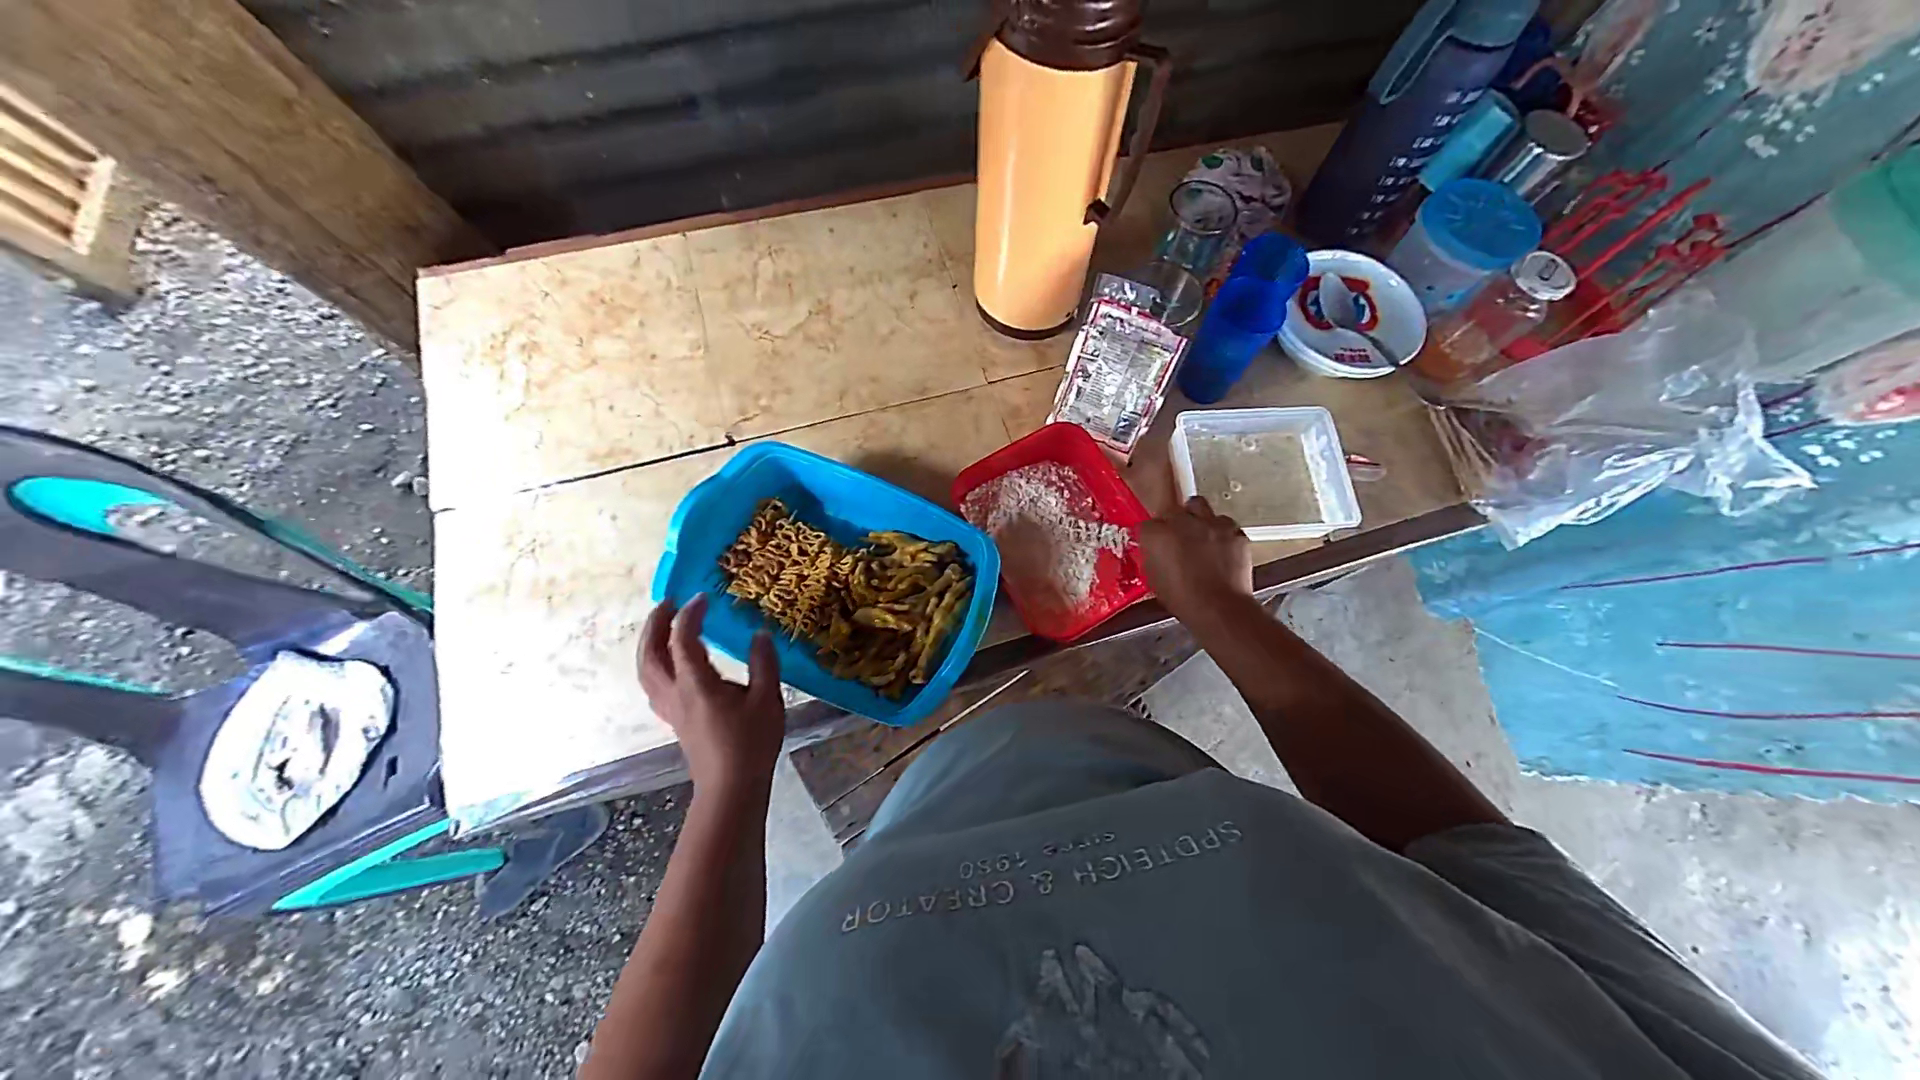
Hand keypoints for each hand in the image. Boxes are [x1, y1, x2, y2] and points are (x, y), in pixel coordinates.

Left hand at [637, 593, 784, 795]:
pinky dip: (654, 663)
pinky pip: (653, 683)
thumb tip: (759, 635)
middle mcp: (675, 693)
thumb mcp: (766, 699)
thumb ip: (763, 663)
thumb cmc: (750, 743)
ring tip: (662, 626)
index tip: (703, 597)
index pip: (683, 640)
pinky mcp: (674, 719)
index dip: (689, 615)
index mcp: (696, 684)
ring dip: (649, 643)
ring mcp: (670, 708)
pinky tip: (669, 663)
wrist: (731, 787)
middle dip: (655, 624)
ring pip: (646, 670)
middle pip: (650, 653)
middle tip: (668, 603)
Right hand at [1139, 496, 1253, 622]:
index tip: (1154, 542)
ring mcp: (1209, 523)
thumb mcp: (1154, 579)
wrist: (1219, 608)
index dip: (1151, 535)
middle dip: (1174, 521)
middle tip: (1177, 537)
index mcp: (1156, 534)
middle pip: (1173, 509)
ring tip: (1198, 534)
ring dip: (1197, 517)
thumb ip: (1152, 557)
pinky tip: (1219, 546)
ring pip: (1199, 506)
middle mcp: (1182, 522)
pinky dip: (1221, 531)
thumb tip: (1154, 551)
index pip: (1147, 524)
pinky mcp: (1232, 530)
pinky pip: (1224, 522)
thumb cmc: (1185, 599)